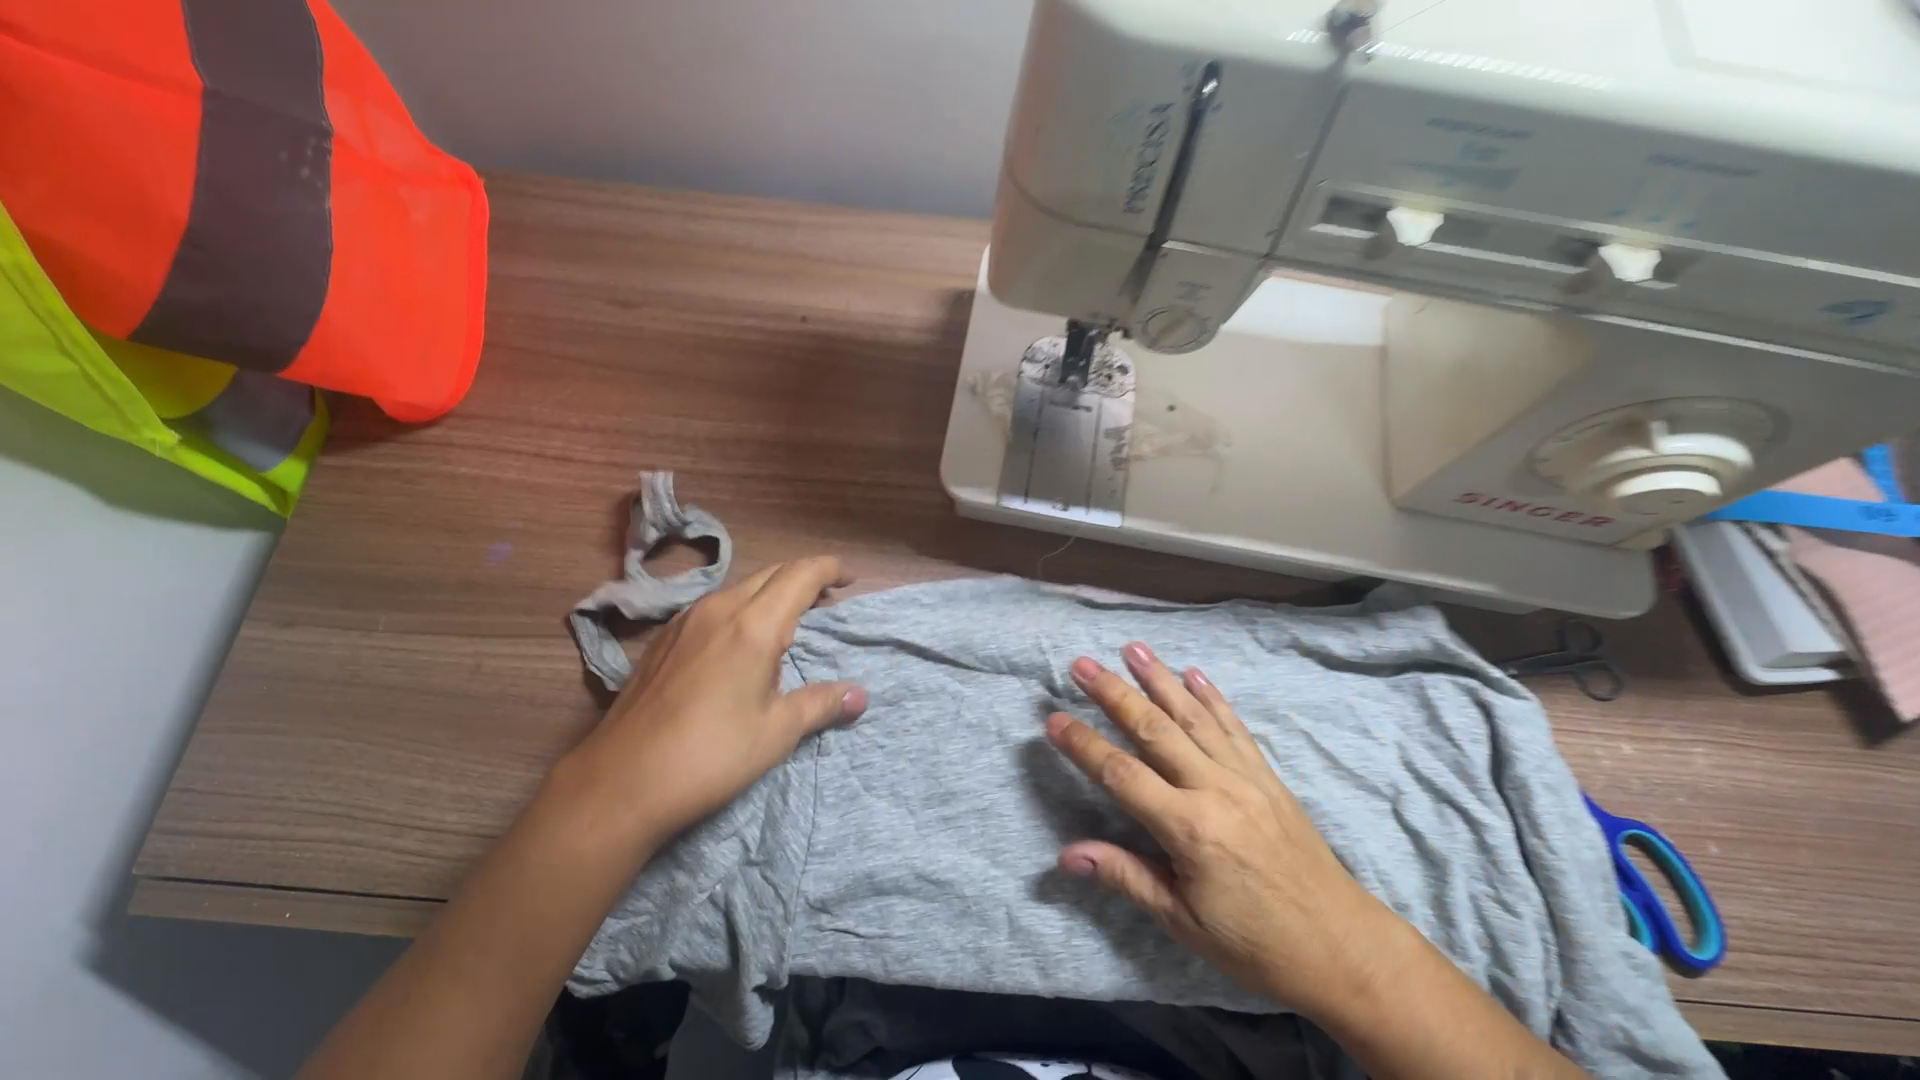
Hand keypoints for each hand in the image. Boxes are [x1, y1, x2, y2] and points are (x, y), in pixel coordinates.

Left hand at [550, 556, 866, 858]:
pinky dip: (740, 610)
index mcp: (754, 625)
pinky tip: (740, 643)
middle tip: (827, 601)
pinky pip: (713, 607)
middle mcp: (718, 609)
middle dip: (804, 579)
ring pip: (739, 588)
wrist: (622, 781)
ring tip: (788, 621)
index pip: (801, 575)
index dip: (830, 569)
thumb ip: (821, 704)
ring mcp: (684, 621)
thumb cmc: (711, 756)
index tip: (850, 579)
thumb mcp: (776, 732)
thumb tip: (860, 697)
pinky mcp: (662, 640)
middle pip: (771, 574)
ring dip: (770, 594)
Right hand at [1046, 642, 1395, 1016]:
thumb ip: (1125, 876)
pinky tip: (1194, 674)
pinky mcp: (1269, 778)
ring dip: (1160, 679)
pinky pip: (1235, 728)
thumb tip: (1066, 855)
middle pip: (1155, 730)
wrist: (1340, 945)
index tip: (1053, 718)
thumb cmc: (1254, 944)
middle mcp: (1216, 790)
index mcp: (1189, 828)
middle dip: (1114, 694)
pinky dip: (1213, 698)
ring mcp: (1246, 778)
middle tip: (1081, 664)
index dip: (1083, 745)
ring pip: (1195, 717)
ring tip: (1132, 648)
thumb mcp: (1182, 921)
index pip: (1121, 774)